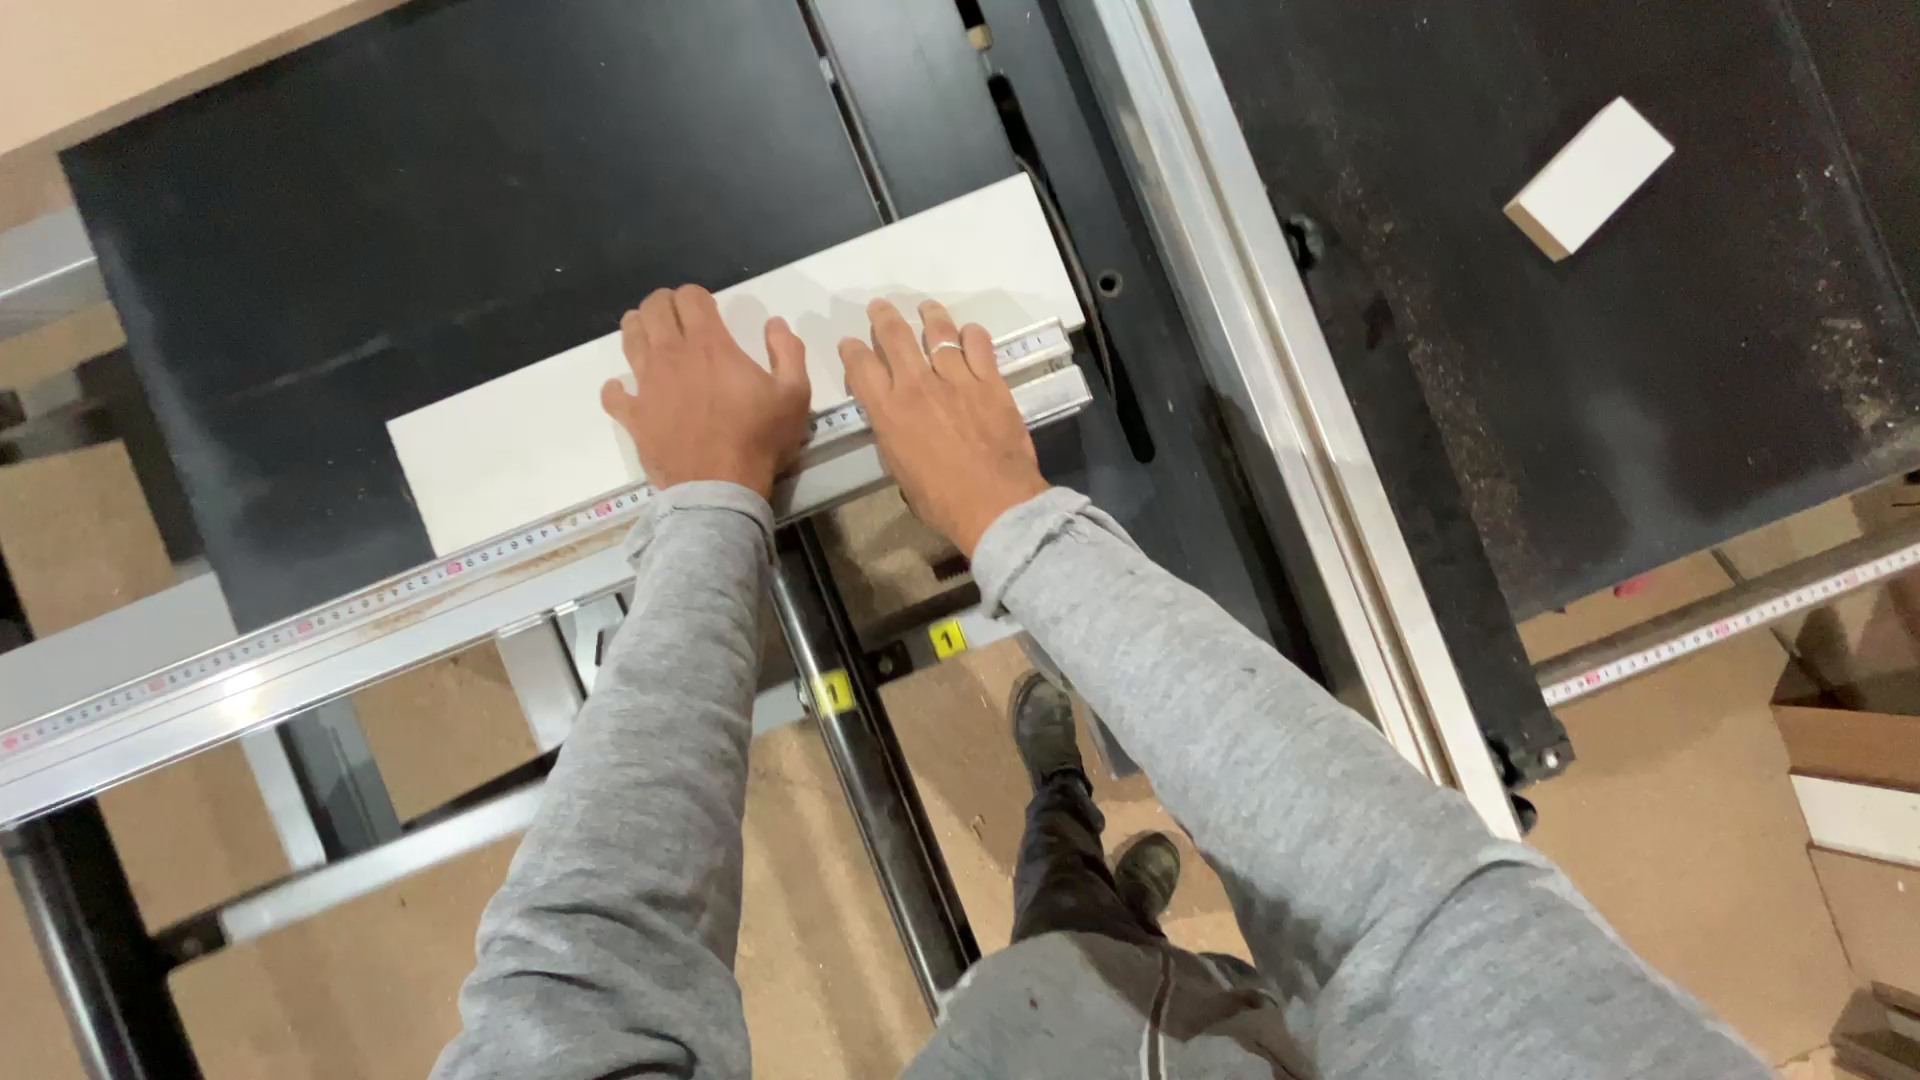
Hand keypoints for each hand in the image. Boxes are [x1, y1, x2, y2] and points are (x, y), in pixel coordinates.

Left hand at [600, 285, 810, 499]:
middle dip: (665, 304)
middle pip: (653, 309)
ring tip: (651, 336)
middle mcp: (671, 355)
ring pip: (629, 338)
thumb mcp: (795, 394)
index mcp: (710, 345)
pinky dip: (618, 387)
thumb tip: (776, 324)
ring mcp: (647, 385)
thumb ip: (789, 351)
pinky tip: (627, 389)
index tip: (708, 308)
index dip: (697, 296)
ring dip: (639, 328)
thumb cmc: (760, 439)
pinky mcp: (633, 416)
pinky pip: (613, 394)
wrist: (720, 487)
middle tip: (678, 316)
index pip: (690, 298)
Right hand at [838, 298, 1047, 556]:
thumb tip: (895, 425)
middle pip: (895, 336)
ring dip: (929, 315)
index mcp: (889, 412)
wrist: (994, 503)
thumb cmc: (942, 501)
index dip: (852, 350)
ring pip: (939, 332)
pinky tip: (970, 333)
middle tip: (880, 307)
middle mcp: (917, 386)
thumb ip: (894, 437)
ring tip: (926, 308)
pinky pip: (980, 345)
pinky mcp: (990, 382)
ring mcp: (956, 379)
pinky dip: (972, 334)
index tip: (850, 343)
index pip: (861, 367)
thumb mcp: (900, 471)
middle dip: (884, 317)